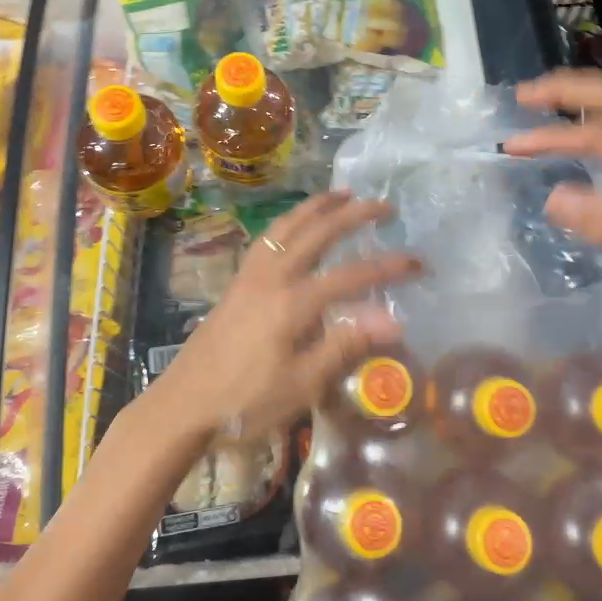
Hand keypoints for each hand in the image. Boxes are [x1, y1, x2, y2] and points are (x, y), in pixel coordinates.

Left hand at [149, 191, 416, 440]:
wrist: (182, 406)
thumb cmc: (245, 403)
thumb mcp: (302, 385)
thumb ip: (345, 345)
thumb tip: (394, 319)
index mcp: (292, 303)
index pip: (351, 275)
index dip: (388, 266)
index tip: (418, 262)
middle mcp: (271, 278)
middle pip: (317, 233)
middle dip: (353, 215)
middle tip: (383, 206)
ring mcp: (249, 277)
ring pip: (286, 226)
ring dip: (317, 207)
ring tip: (341, 194)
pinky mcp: (235, 284)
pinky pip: (268, 237)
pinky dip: (289, 221)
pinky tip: (295, 225)